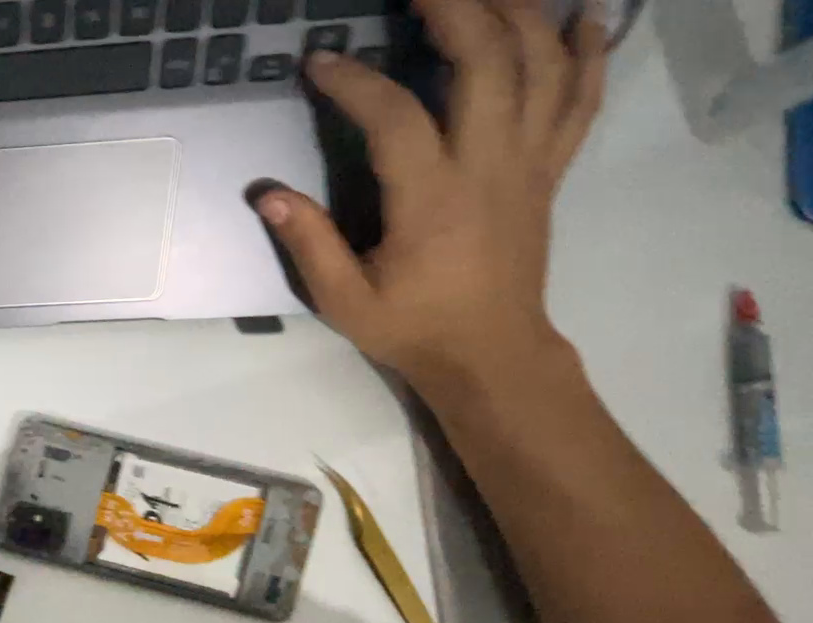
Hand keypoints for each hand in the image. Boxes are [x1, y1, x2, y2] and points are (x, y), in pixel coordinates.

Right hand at [254, 0, 605, 394]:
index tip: (319, 62)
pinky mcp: (549, 171)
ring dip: (518, 14)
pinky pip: (582, 99)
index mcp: (432, 200)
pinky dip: (588, 51)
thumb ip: (310, 245)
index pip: (396, 118)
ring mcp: (529, 163)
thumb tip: (270, 197)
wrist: (489, 352)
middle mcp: (490, 166)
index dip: (355, 82)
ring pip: (543, 65)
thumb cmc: (411, 328)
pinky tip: (582, 18)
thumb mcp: (343, 300)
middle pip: (489, 62)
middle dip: (458, 10)